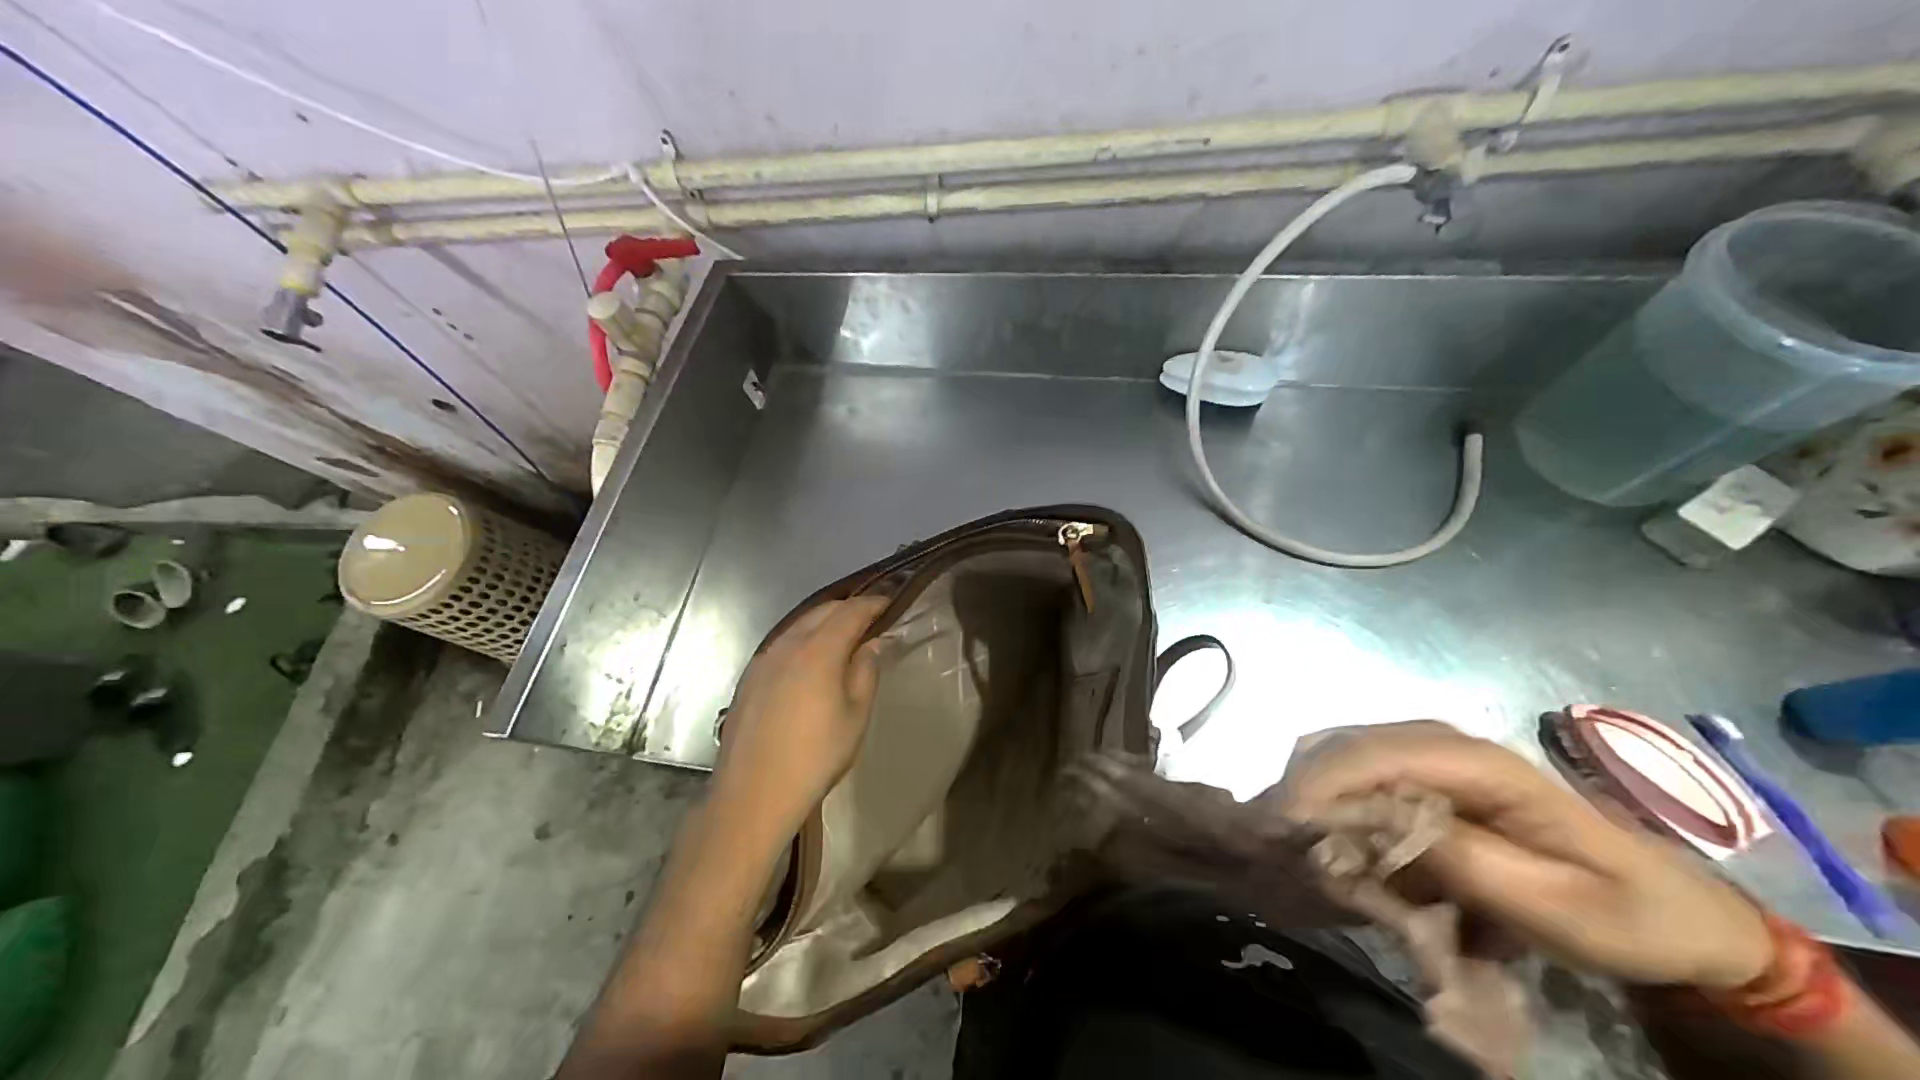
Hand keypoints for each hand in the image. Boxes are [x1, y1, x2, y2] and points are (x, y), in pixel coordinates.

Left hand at [709, 596, 889, 840]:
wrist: (755, 793)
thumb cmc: (816, 756)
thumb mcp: (856, 715)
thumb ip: (866, 671)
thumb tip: (873, 643)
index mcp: (818, 650)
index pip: (851, 611)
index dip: (873, 604)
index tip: (891, 605)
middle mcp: (787, 644)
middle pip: (822, 612)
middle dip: (849, 610)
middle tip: (871, 622)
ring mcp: (763, 660)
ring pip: (798, 626)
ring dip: (824, 624)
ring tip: (843, 640)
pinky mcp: (748, 678)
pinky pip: (782, 645)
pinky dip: (803, 642)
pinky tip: (810, 663)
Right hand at [1280, 721, 1774, 990]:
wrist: (1679, 913)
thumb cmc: (1625, 915)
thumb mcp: (1557, 906)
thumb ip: (1466, 859)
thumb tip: (1380, 824)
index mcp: (1484, 764)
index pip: (1379, 754)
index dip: (1324, 783)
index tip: (1288, 825)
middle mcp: (1450, 742)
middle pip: (1351, 744)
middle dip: (1306, 785)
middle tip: (1279, 836)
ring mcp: (1438, 752)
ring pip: (1346, 749)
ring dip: (1315, 788)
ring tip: (1298, 835)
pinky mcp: (1431, 772)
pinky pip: (1360, 768)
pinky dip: (1333, 793)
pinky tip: (1332, 828)